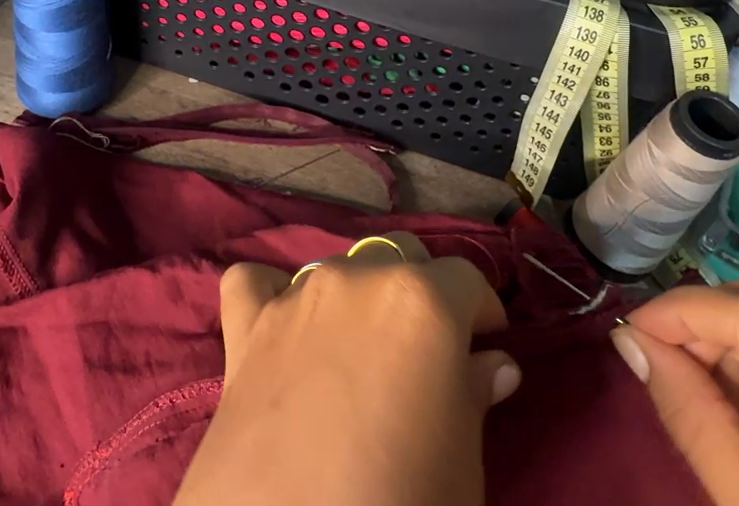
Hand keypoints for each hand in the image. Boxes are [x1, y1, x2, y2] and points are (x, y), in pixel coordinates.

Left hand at [174, 232, 520, 505]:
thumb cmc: (400, 497)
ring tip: (361, 352)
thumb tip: (493, 364)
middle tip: (428, 352)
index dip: (482, 313)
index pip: (466, 279)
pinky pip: (256, 283)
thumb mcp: (461, 459)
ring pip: (338, 269)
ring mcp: (295, 297)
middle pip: (400, 257)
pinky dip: (273, 294)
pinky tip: (286, 326)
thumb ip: (474, 394)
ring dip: (357, 297)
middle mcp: (357, 280)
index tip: (486, 348)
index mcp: (421, 300)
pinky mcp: (245, 327)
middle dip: (422, 292)